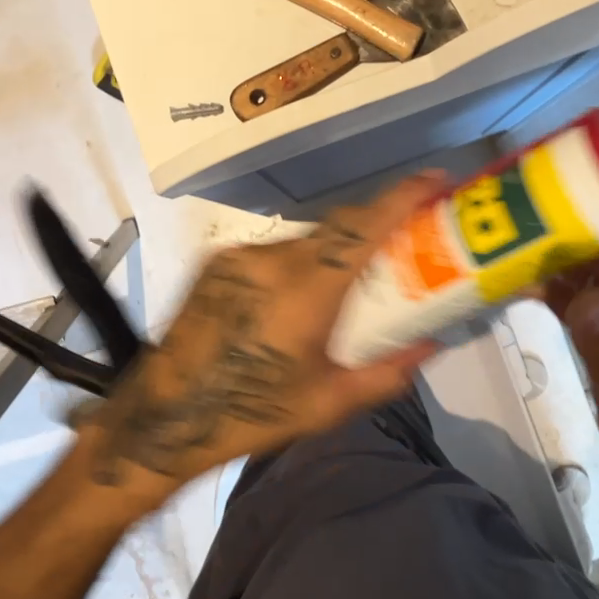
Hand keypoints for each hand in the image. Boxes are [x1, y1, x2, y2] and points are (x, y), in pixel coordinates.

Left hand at [76, 172, 445, 504]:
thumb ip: (388, 372)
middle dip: (376, 228)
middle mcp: (274, 261)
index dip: (403, 197)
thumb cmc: (252, 415)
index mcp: (306, 292)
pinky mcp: (218, 262)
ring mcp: (241, 257)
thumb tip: (432, 344)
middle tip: (403, 244)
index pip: (364, 228)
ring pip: (306, 241)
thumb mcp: (330, 404)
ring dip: (333, 255)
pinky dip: (298, 266)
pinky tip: (295, 300)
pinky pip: (274, 252)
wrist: (163, 419)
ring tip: (343, 291)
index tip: (435, 180)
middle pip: (339, 228)